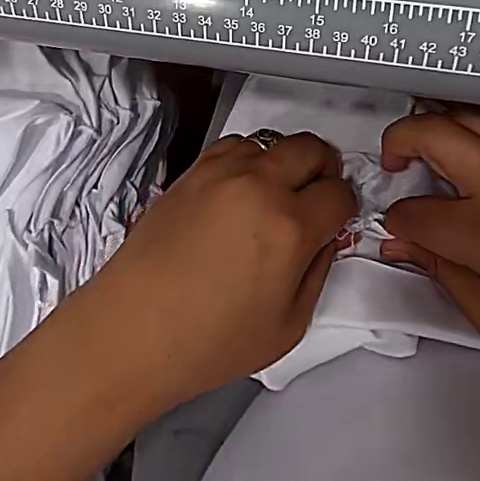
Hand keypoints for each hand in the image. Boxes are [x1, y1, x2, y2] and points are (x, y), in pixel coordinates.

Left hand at [77, 131, 356, 404]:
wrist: (134, 329)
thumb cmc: (205, 340)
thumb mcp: (288, 326)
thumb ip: (318, 272)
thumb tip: (326, 238)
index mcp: (289, 228)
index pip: (339, 194)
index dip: (345, 206)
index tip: (338, 216)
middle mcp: (259, 188)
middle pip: (312, 149)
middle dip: (326, 169)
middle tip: (321, 191)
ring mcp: (223, 173)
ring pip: (275, 140)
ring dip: (288, 159)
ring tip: (282, 187)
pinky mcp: (194, 170)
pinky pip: (237, 143)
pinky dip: (251, 156)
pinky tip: (247, 182)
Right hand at [379, 108, 479, 394]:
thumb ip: (445, 276)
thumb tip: (408, 248)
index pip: (414, 211)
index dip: (397, 221)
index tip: (400, 230)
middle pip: (428, 133)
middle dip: (396, 143)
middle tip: (394, 163)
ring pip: (467, 112)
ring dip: (435, 121)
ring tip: (427, 142)